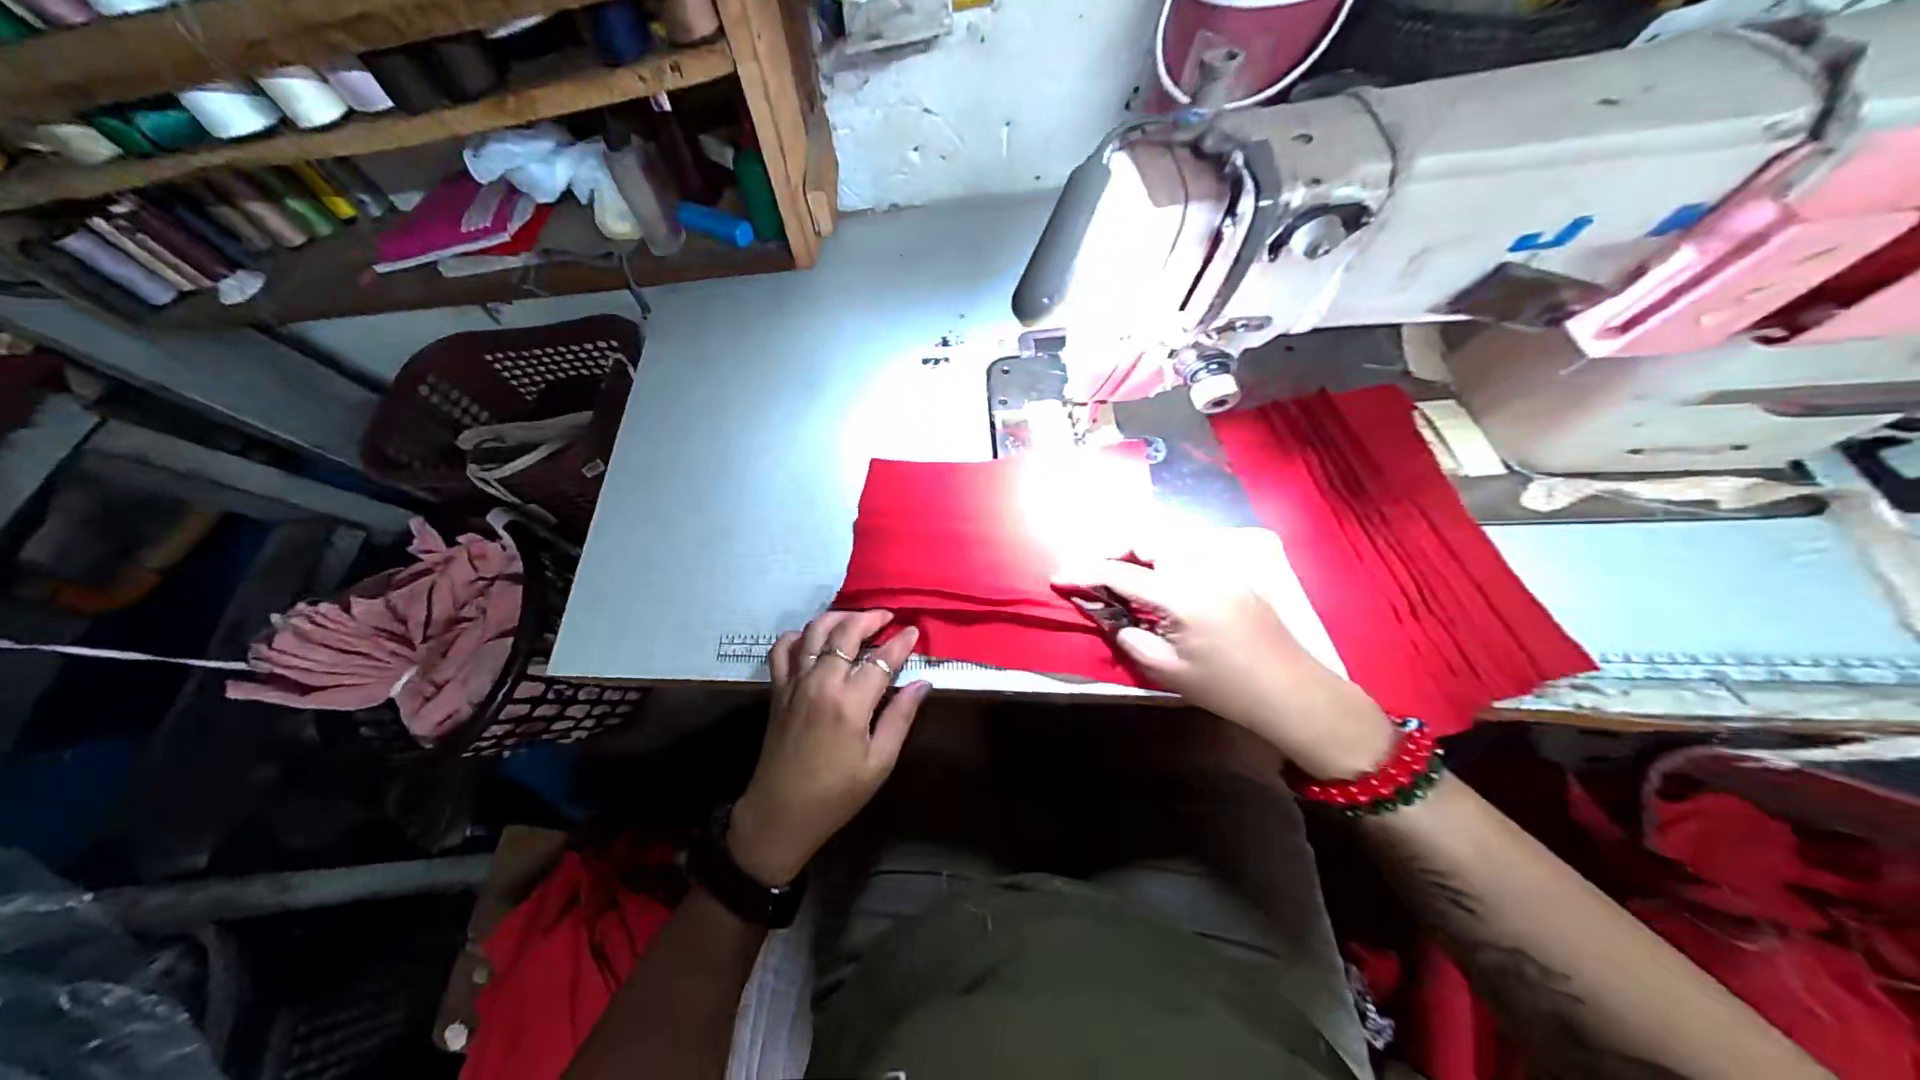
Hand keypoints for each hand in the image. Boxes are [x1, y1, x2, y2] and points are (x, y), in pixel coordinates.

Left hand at [727, 610, 930, 886]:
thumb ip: (900, 718)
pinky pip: (782, 649)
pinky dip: (797, 635)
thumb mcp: (879, 762)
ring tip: (856, 620)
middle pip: (845, 632)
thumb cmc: (837, 794)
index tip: (914, 631)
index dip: (901, 642)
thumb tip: (922, 684)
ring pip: (813, 631)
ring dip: (837, 618)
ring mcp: (794, 683)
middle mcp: (821, 683)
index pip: (882, 659)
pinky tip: (812, 638)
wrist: (780, 813)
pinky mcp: (777, 690)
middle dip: (870, 619)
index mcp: (850, 703)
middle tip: (888, 618)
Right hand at [1053, 527, 1394, 779]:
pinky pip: (1192, 552)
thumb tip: (1115, 617)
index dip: (1084, 572)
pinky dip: (1166, 559)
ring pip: (1171, 541)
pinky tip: (1163, 585)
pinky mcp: (1237, 574)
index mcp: (1181, 594)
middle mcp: (1201, 568)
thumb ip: (1131, 638)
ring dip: (1141, 552)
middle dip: (1115, 551)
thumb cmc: (1226, 688)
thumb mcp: (1167, 671)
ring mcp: (1223, 567)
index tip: (1059, 576)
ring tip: (1127, 579)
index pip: (1120, 573)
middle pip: (1148, 539)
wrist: (1292, 692)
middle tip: (1098, 576)